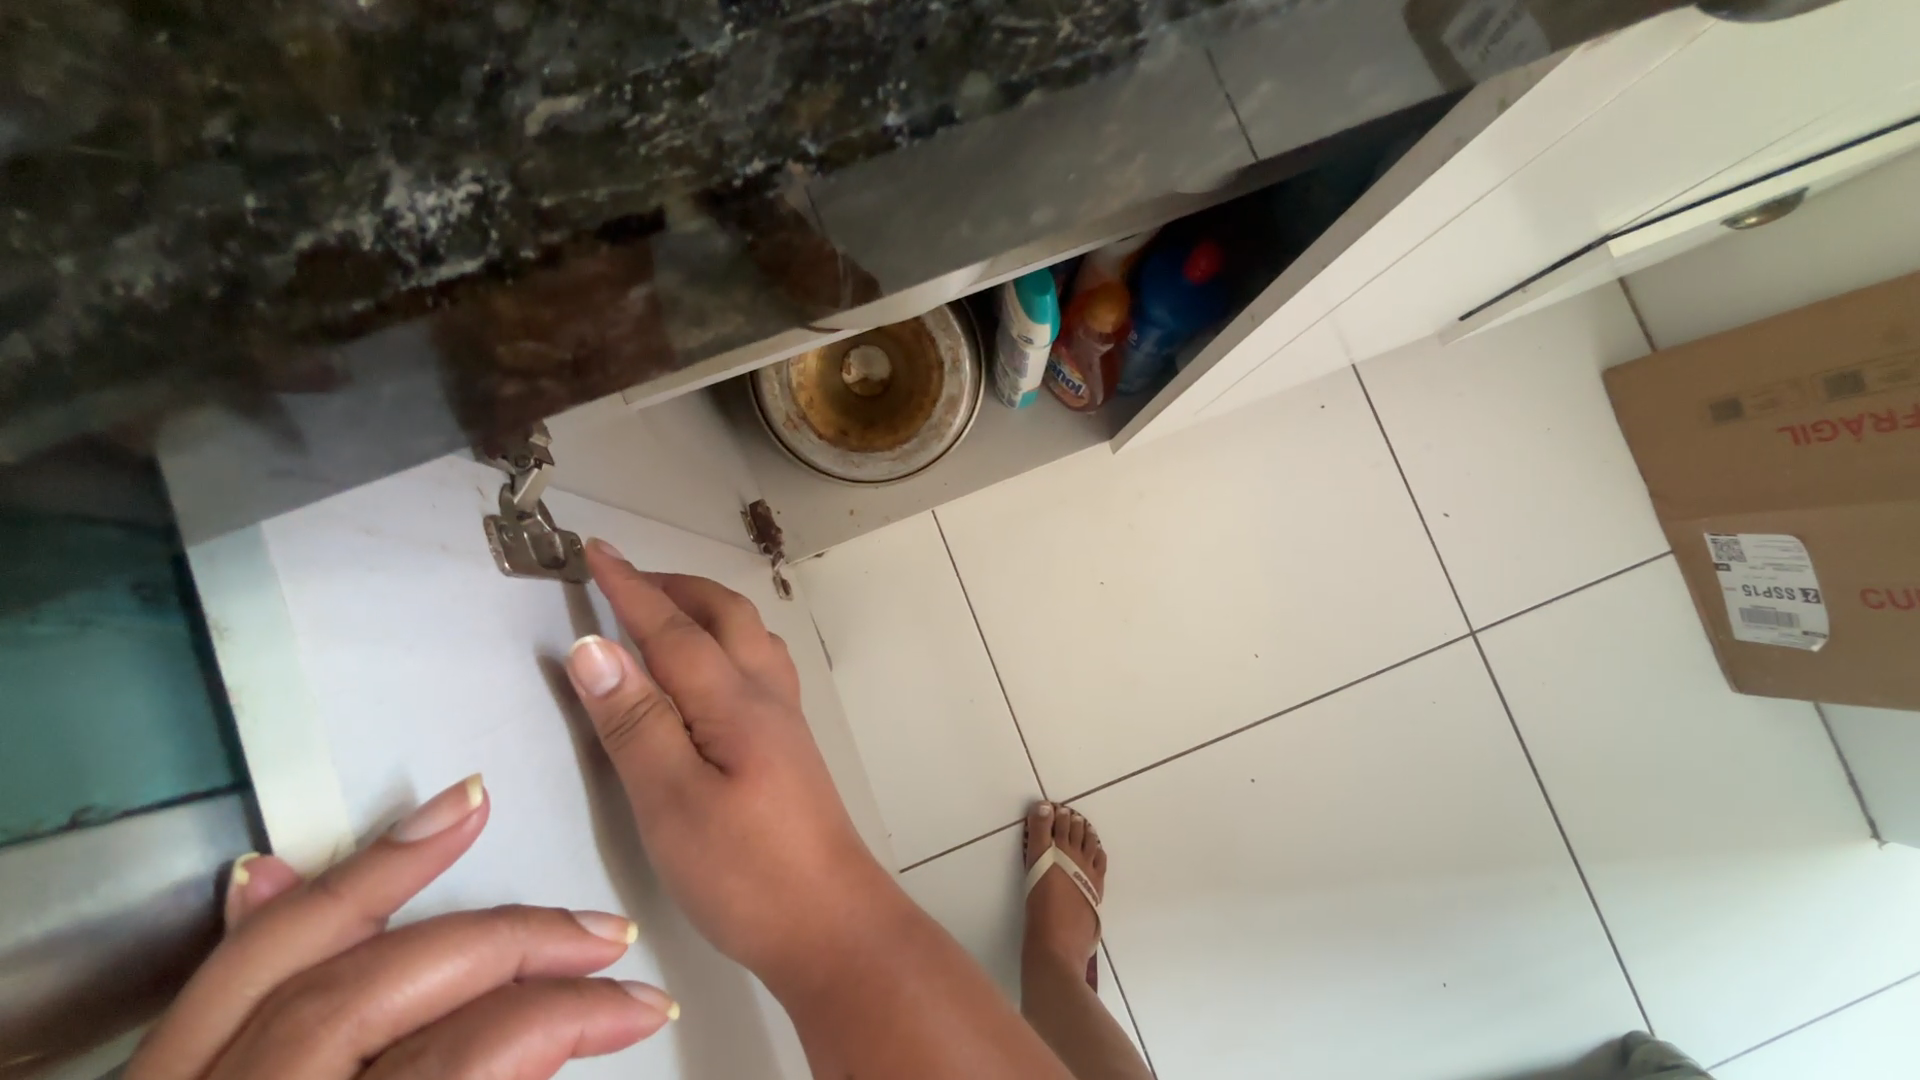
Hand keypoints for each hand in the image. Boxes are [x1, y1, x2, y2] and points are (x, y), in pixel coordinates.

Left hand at [129, 776, 676, 1079]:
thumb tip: (553, 1042)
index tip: (636, 1006)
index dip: (559, 1018)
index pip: (455, 1066)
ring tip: (467, 813)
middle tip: (600, 936)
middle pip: (374, 994)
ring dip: (384, 869)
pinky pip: (198, 992)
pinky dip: (256, 918)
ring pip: (271, 963)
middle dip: (511, 942)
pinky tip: (286, 868)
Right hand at [563, 540, 899, 991]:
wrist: (830, 920)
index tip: (594, 550)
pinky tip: (718, 669)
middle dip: (675, 586)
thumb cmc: (746, 871)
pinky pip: (762, 665)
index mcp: (733, 702)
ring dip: (708, 609)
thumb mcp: (672, 802)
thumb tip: (595, 647)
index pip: (672, 628)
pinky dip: (731, 642)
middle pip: (725, 616)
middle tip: (625, 578)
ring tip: (667, 612)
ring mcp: (786, 719)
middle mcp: (766, 696)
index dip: (630, 587)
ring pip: (751, 636)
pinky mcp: (791, 745)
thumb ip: (635, 722)